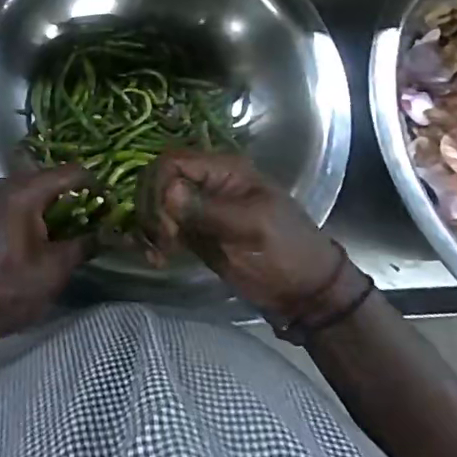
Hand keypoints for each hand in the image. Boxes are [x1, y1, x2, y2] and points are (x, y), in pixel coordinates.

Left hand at [0, 165, 92, 351]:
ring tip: (72, 230)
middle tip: (96, 217)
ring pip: (29, 191)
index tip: (112, 200)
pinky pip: (13, 202)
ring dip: (52, 206)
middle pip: (47, 179)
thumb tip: (107, 232)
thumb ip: (84, 245)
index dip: (94, 184)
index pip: (69, 172)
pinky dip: (32, 212)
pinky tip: (41, 237)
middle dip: (73, 196)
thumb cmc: (5, 290)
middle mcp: (2, 185)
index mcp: (22, 191)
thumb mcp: (54, 271)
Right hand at [138, 152, 356, 319]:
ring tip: (157, 253)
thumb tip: (168, 192)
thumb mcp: (253, 228)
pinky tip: (156, 258)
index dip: (159, 187)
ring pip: (156, 202)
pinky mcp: (195, 233)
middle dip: (151, 208)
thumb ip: (210, 209)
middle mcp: (206, 183)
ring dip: (148, 225)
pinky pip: (163, 225)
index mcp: (224, 170)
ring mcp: (199, 208)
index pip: (172, 162)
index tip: (165, 223)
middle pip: (158, 180)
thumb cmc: (288, 253)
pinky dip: (153, 239)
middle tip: (162, 241)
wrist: (307, 294)